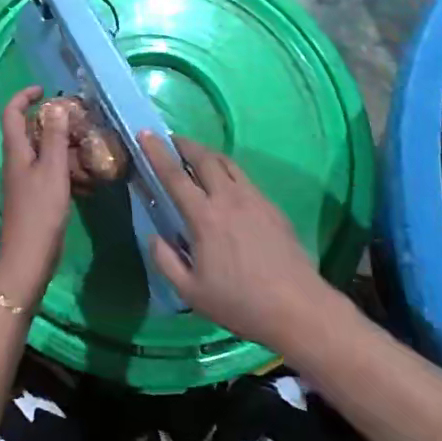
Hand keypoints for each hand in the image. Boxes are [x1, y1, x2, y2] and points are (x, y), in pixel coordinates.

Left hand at [0, 86, 73, 299]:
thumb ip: (55, 138)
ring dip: (63, 146)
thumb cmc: (40, 211)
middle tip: (79, 119)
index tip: (45, 90)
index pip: (11, 113)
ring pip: (42, 153)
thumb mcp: (52, 170)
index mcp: (16, 152)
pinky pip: (50, 172)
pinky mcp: (35, 196)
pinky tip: (87, 177)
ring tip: (88, 145)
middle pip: (29, 131)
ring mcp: (25, 180)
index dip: (24, 96)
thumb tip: (55, 105)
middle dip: (52, 121)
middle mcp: (17, 162)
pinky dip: (66, 168)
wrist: (29, 257)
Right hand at [138, 131, 342, 351]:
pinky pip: (244, 179)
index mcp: (205, 217)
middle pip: (205, 158)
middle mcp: (230, 198)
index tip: (146, 134)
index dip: (157, 153)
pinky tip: (226, 186)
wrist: (296, 306)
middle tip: (171, 140)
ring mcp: (255, 199)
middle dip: (185, 144)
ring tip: (196, 156)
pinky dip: (228, 172)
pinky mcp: (272, 207)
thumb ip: (166, 260)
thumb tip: (155, 236)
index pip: (174, 176)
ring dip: (208, 154)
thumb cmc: (238, 302)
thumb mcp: (190, 291)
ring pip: (228, 164)